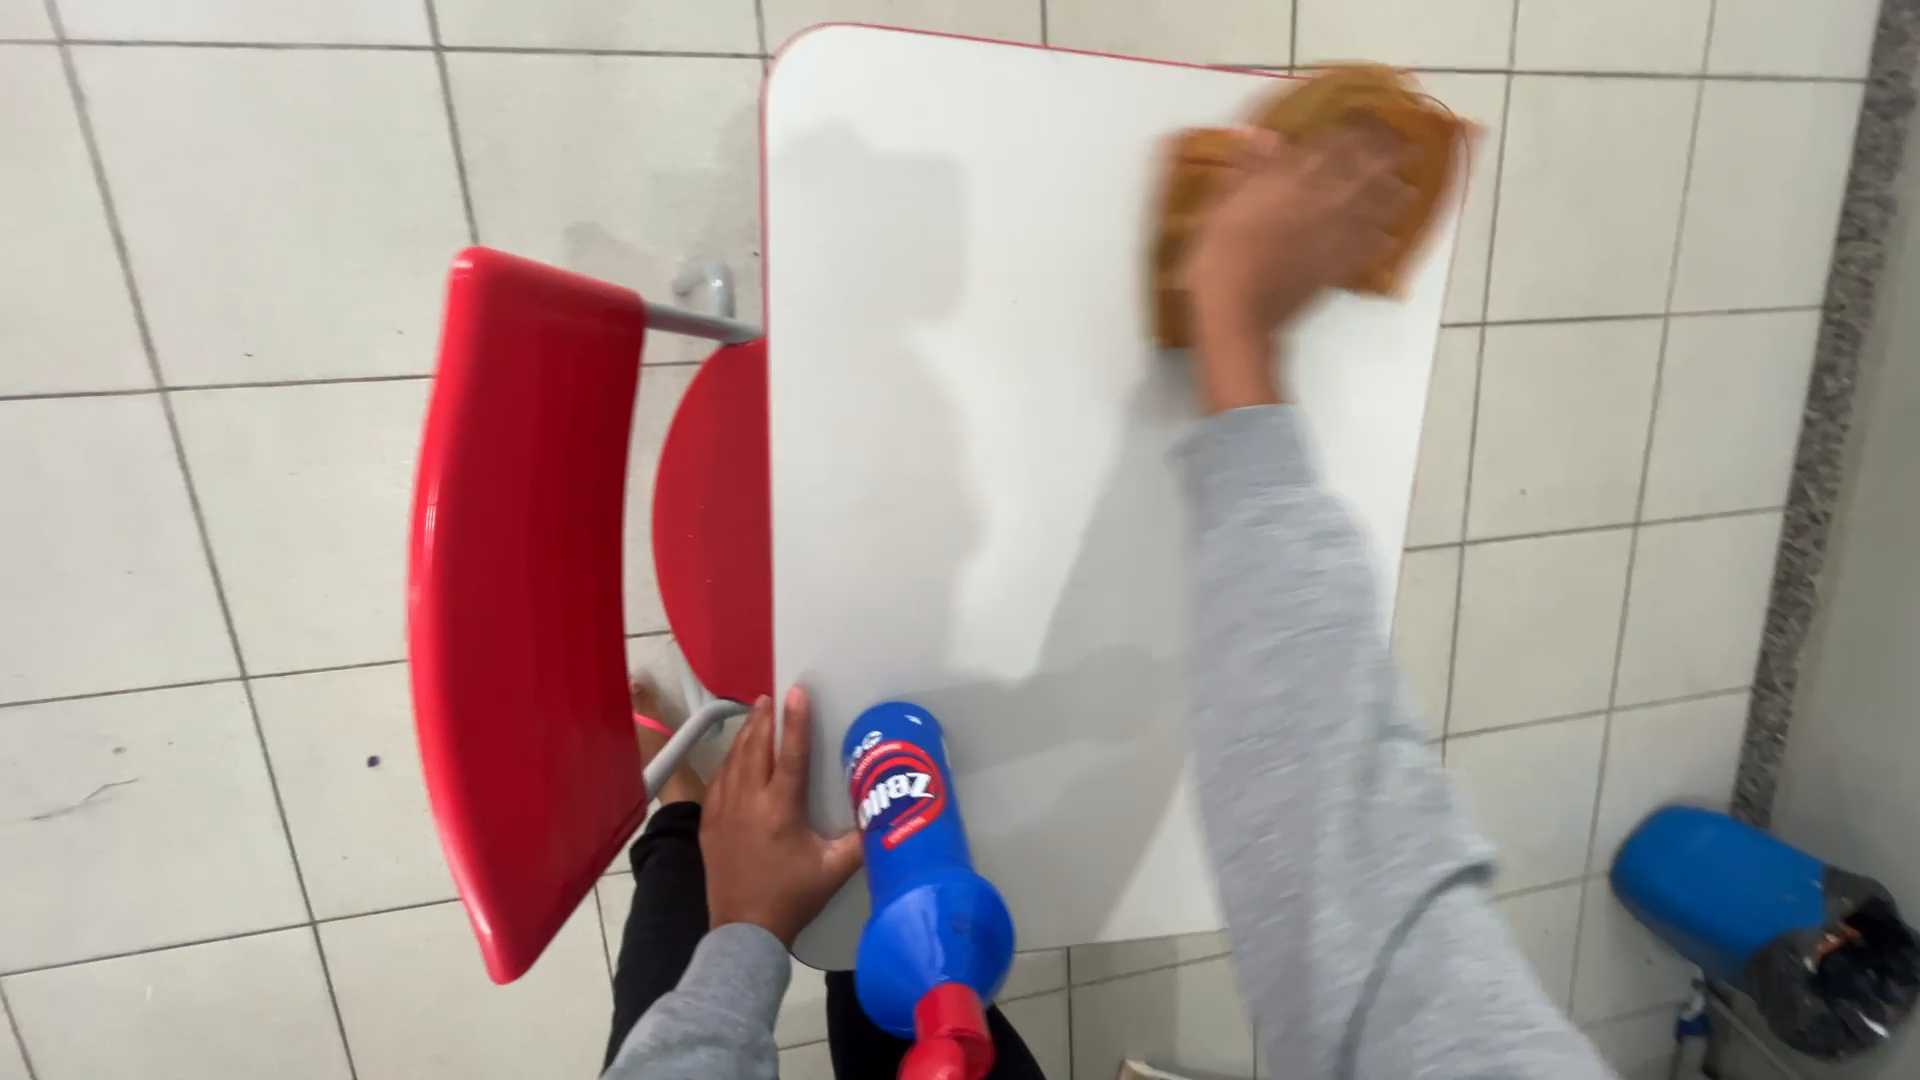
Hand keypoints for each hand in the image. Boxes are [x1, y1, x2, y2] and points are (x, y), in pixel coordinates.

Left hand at [701, 687, 863, 946]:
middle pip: (755, 747)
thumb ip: (860, 840)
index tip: (797, 692)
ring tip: (757, 713)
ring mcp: (724, 811)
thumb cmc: (792, 898)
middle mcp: (749, 803)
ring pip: (734, 759)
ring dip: (747, 733)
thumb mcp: (834, 869)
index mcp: (781, 810)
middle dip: (765, 718)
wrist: (743, 932)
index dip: (796, 721)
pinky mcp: (709, 823)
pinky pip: (720, 780)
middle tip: (773, 695)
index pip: (790, 755)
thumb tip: (882, 812)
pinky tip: (737, 752)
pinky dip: (730, 759)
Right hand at [1179, 124, 1410, 411]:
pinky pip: (1370, 248)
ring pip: (1379, 205)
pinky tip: (1387, 236)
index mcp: (1295, 180)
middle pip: (1369, 168)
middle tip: (1407, 142)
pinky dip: (1381, 239)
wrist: (1235, 313)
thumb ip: (1247, 171)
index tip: (1366, 115)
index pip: (1334, 143)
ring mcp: (1336, 236)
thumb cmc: (1218, 258)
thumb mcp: (1221, 208)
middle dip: (1388, 152)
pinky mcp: (1337, 268)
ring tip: (1406, 185)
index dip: (1354, 127)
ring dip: (1395, 191)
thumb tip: (1259, 135)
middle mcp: (1326, 200)